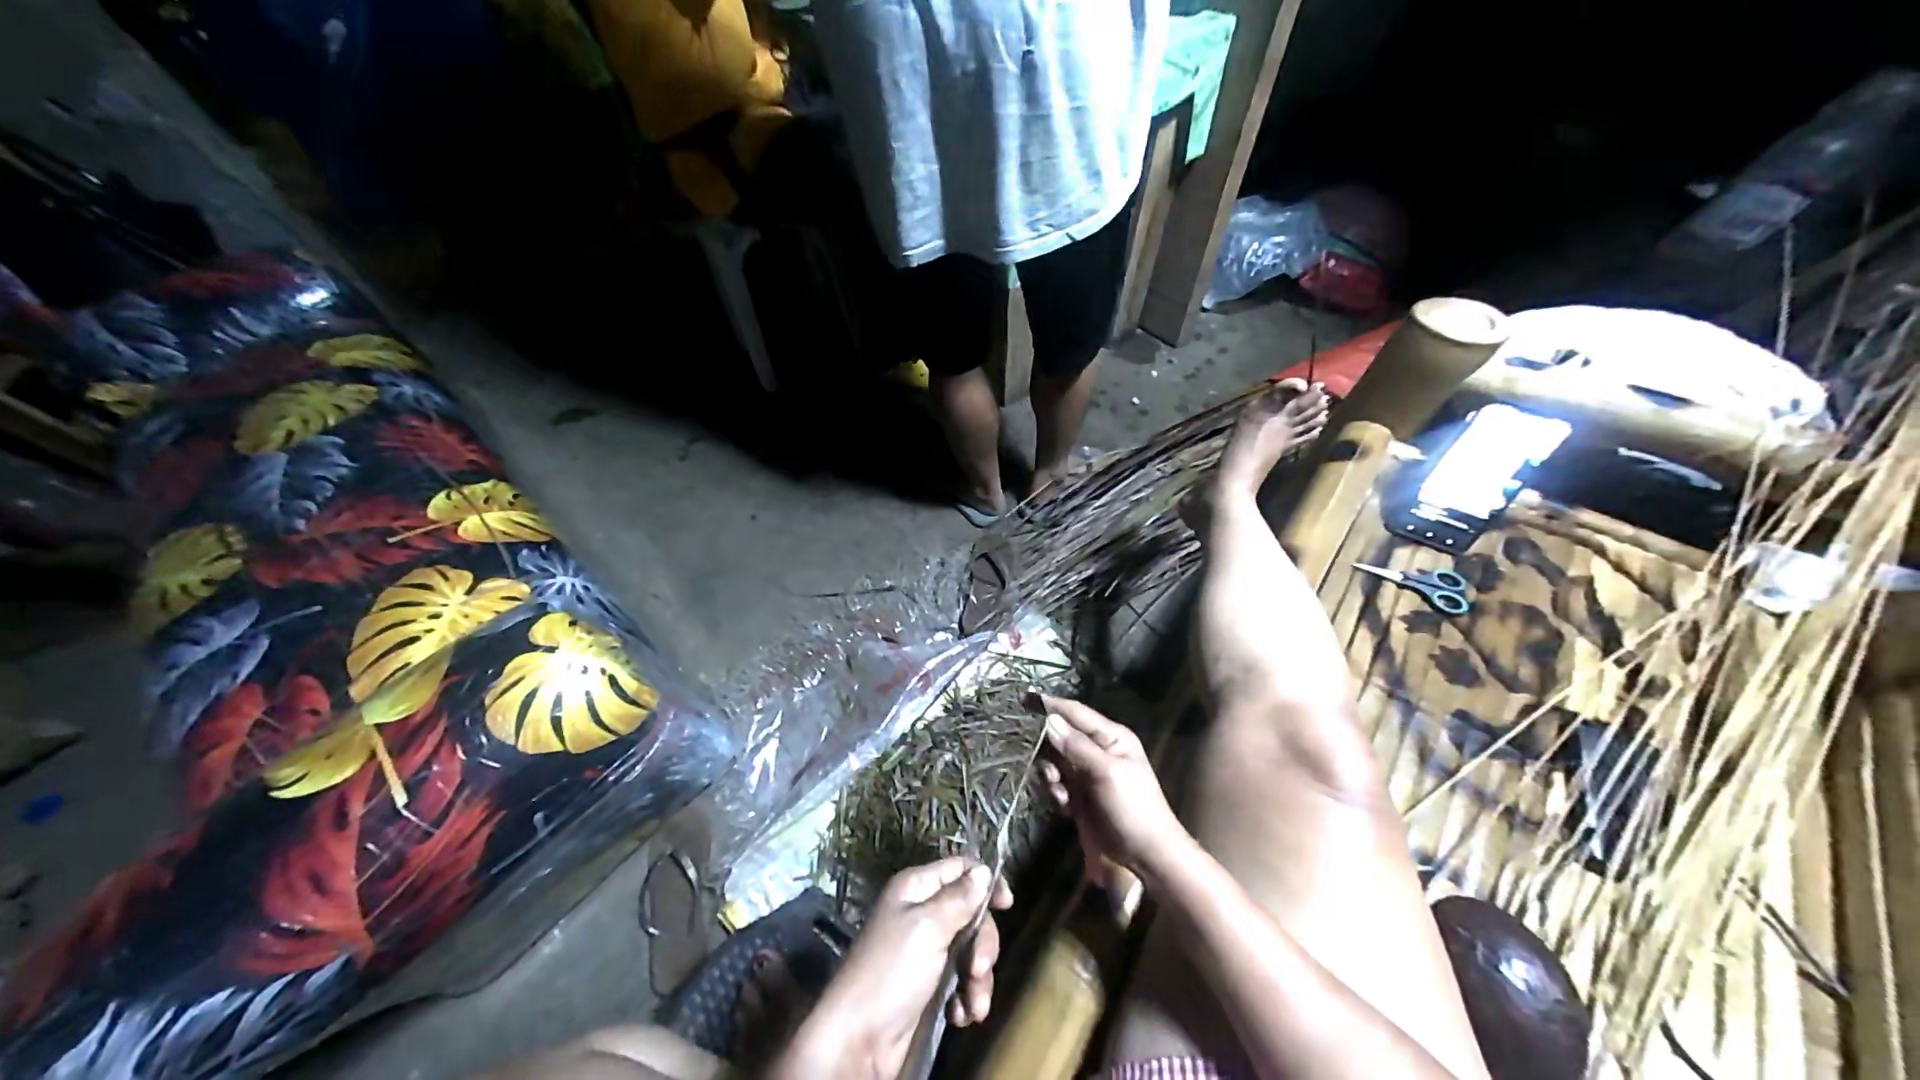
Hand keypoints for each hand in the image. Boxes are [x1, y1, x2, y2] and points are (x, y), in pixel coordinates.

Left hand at [769, 857, 1012, 1079]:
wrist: (860, 1040)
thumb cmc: (892, 972)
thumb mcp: (927, 928)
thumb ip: (959, 898)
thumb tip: (983, 871)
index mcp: (916, 889)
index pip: (959, 869)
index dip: (985, 881)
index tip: (1007, 904)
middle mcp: (922, 914)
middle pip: (971, 913)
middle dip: (982, 943)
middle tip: (979, 969)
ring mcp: (926, 951)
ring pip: (971, 951)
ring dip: (978, 979)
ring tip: (973, 1006)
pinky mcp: (930, 985)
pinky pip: (962, 981)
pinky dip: (967, 998)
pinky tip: (961, 1015)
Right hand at [1038, 695, 1188, 887]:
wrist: (1146, 856)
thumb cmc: (1134, 808)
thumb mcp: (1107, 773)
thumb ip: (1077, 746)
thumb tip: (1049, 720)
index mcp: (1111, 737)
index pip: (1075, 712)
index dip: (1050, 706)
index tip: (1024, 700)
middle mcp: (1098, 750)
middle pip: (1060, 736)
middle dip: (1049, 750)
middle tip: (1051, 770)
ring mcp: (1088, 773)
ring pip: (1055, 761)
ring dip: (1051, 775)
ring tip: (1061, 792)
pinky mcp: (1080, 796)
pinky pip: (1057, 784)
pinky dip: (1056, 792)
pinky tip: (1065, 806)